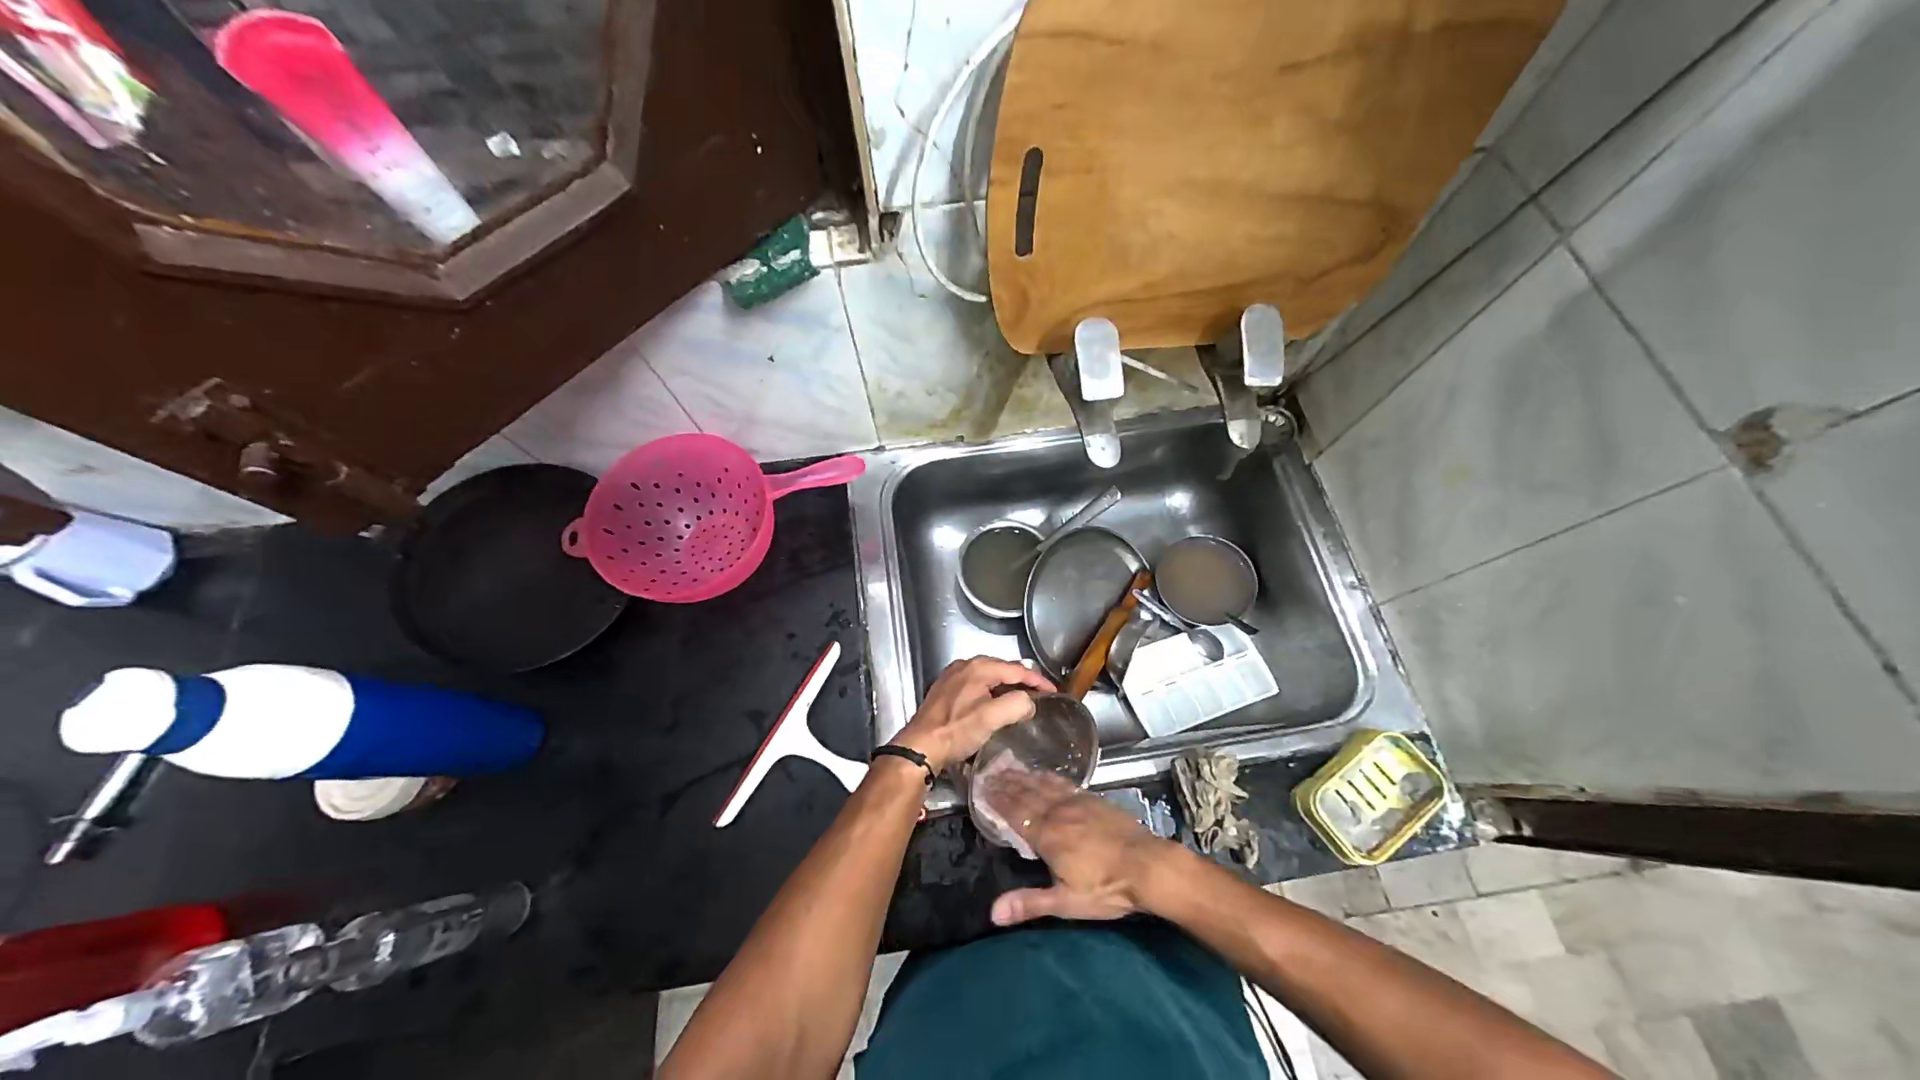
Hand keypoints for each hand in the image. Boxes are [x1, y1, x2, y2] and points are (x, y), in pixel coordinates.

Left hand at [890, 657, 1054, 773]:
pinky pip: (976, 684)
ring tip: (1021, 698)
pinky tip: (993, 703)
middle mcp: (965, 666)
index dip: (1038, 680)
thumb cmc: (955, 731)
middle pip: (1002, 668)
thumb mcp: (991, 718)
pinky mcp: (945, 690)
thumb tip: (1029, 703)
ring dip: (1006, 685)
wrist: (920, 747)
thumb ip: (1016, 705)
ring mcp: (953, 677)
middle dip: (1023, 679)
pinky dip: (990, 690)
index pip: (1017, 669)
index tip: (1053, 692)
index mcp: (978, 668)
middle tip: (1040, 694)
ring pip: (988, 675)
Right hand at [985, 770, 1187, 925]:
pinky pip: (1065, 784)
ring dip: (1025, 776)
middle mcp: (1058, 813)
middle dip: (1007, 784)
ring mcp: (1078, 803)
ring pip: (1045, 785)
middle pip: (1027, 794)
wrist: (1149, 866)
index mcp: (1047, 836)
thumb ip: (1029, 903)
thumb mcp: (1066, 903)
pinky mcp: (1095, 800)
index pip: (1015, 813)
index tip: (982, 788)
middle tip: (990, 773)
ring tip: (1011, 768)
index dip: (997, 800)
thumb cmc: (1107, 888)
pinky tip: (1046, 775)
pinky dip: (1050, 777)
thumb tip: (993, 912)